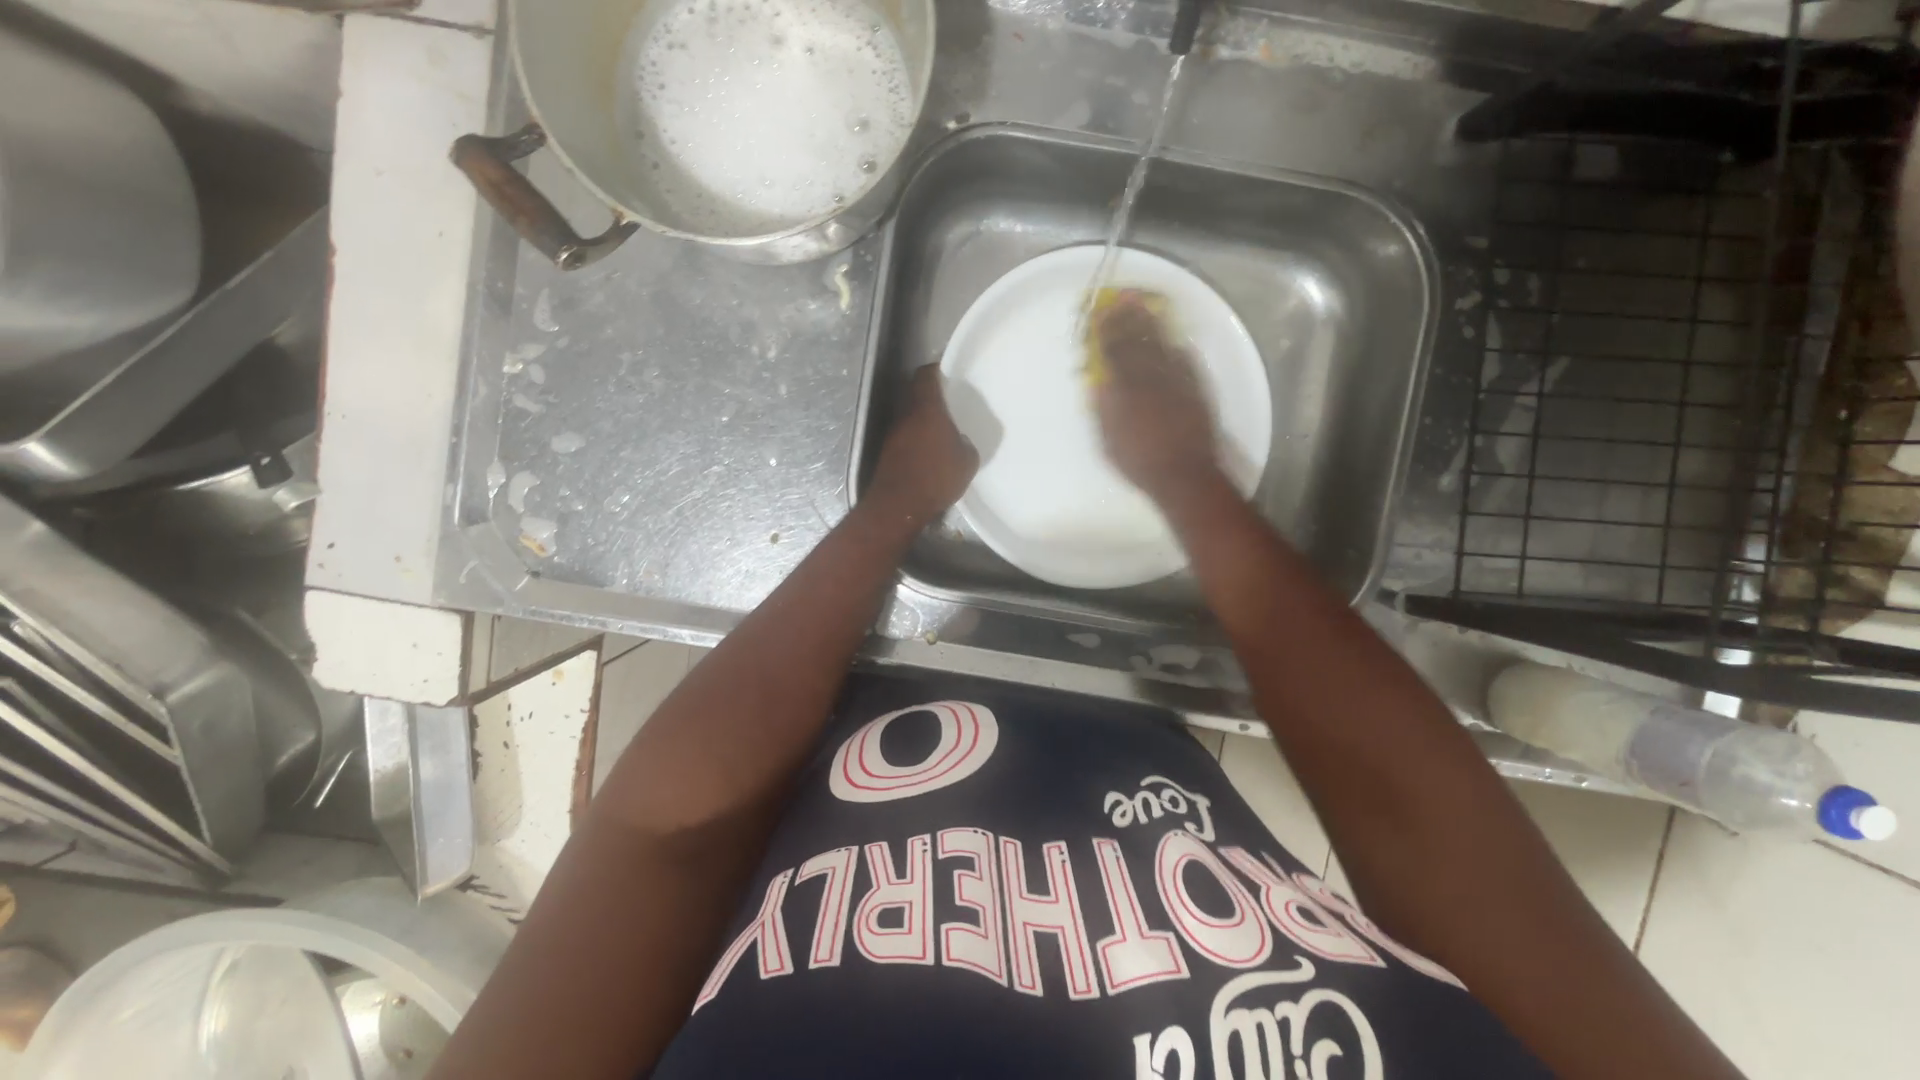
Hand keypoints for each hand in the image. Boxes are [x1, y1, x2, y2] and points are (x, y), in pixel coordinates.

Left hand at [867, 366, 979, 527]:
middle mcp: (906, 414)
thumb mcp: (967, 462)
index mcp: (927, 408)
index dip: (936, 370)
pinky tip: (928, 446)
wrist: (899, 504)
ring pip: (907, 411)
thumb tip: (961, 440)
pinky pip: (904, 432)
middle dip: (928, 391)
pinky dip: (914, 433)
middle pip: (913, 391)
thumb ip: (966, 444)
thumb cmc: (937, 478)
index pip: (926, 375)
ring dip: (920, 413)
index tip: (948, 373)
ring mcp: (893, 432)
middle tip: (947, 397)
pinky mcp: (888, 450)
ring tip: (940, 423)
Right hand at [1091, 290, 1221, 500]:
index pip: (1114, 353)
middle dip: (1130, 319)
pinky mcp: (1197, 392)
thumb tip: (1098, 384)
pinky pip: (1188, 363)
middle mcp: (1152, 380)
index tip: (1100, 312)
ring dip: (1153, 326)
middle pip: (1139, 343)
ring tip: (1145, 306)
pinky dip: (1180, 349)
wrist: (1185, 475)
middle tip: (1124, 296)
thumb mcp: (1108, 440)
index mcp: (1126, 391)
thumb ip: (1103, 410)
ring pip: (1163, 347)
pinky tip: (1176, 340)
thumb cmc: (1140, 462)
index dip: (1106, 331)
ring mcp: (1178, 384)